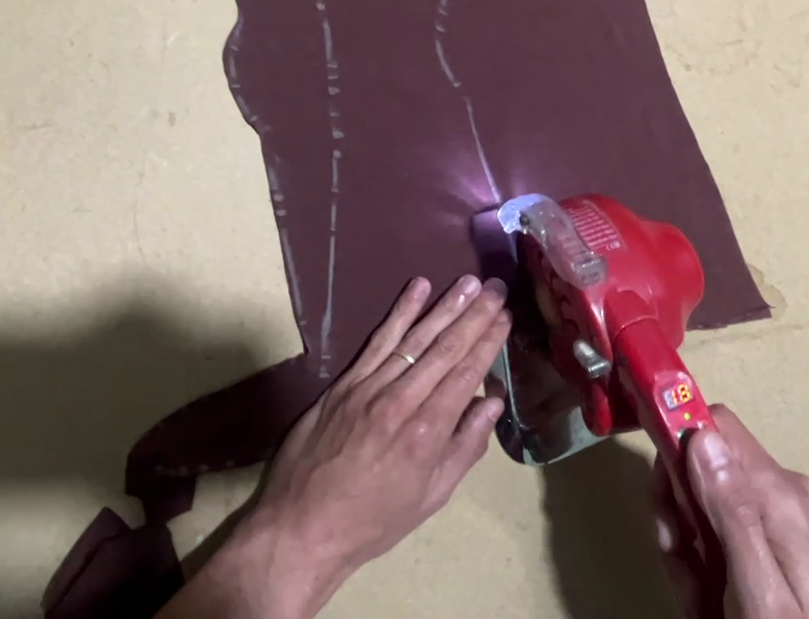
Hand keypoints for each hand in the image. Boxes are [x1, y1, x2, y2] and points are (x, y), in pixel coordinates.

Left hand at [162, 275, 510, 618]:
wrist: (302, 526)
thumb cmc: (373, 520)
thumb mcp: (431, 496)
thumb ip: (464, 447)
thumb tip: (493, 403)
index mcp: (428, 432)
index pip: (466, 373)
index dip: (488, 342)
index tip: (505, 316)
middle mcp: (401, 401)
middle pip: (445, 348)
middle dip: (475, 315)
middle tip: (496, 287)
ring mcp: (370, 387)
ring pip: (415, 338)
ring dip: (445, 306)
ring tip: (469, 282)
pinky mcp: (345, 381)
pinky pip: (378, 340)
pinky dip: (400, 312)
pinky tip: (418, 287)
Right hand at [653, 405, 808, 618]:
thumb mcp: (757, 593)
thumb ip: (730, 511)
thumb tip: (702, 435)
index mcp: (778, 494)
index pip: (712, 427)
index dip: (675, 451)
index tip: (664, 504)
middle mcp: (785, 491)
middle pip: (704, 467)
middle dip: (679, 513)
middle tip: (681, 565)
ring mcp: (790, 515)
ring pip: (710, 502)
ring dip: (691, 546)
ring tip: (701, 599)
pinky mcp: (789, 539)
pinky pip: (730, 529)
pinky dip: (711, 561)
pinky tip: (715, 601)